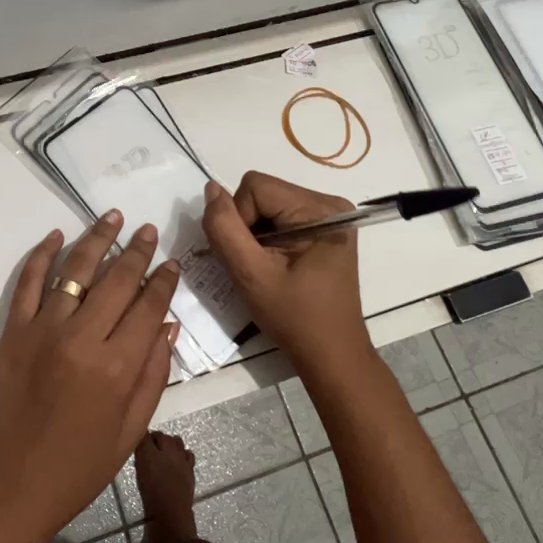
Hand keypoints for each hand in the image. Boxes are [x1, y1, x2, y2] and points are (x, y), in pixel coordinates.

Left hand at [0, 211, 180, 542]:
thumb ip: (153, 375)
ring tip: (112, 217)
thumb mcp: (129, 432)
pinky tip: (56, 235)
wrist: (9, 488)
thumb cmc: (78, 468)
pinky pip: (28, 282)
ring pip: (75, 270)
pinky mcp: (13, 331)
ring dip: (96, 239)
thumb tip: (168, 325)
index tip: (172, 262)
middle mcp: (82, 338)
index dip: (164, 281)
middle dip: (137, 251)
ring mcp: (43, 329)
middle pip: (117, 280)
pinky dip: (41, 254)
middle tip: (147, 229)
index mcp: (116, 368)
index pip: (148, 307)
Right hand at [201, 172, 369, 367]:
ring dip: (255, 232)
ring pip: (267, 202)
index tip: (248, 257)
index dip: (239, 218)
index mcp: (320, 210)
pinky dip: (268, 236)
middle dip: (247, 225)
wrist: (331, 354)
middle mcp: (329, 202)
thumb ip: (225, 229)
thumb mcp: (251, 275)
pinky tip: (275, 263)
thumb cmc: (294, 318)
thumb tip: (212, 189)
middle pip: (262, 191)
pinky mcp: (325, 227)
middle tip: (255, 264)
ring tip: (265, 266)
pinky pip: (280, 214)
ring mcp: (329, 214)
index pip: (255, 187)